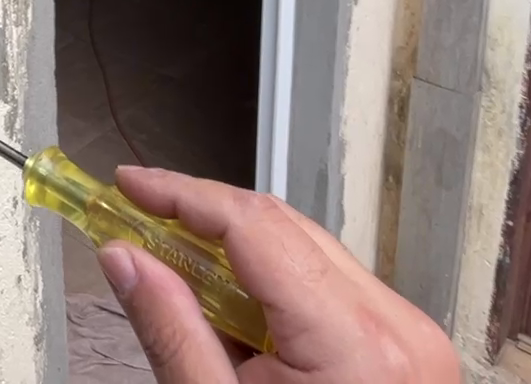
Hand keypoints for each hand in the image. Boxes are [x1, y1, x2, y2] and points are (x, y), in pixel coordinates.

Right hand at [97, 168, 459, 383]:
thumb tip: (119, 254)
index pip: (253, 225)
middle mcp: (397, 322)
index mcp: (355, 343)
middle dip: (200, 211)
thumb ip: (170, 331)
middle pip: (278, 223)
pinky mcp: (407, 348)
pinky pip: (322, 277)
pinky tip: (225, 294)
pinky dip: (264, 272)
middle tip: (135, 213)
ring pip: (300, 243)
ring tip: (170, 253)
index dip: (182, 194)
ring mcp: (411, 334)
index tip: (125, 183)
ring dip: (230, 240)